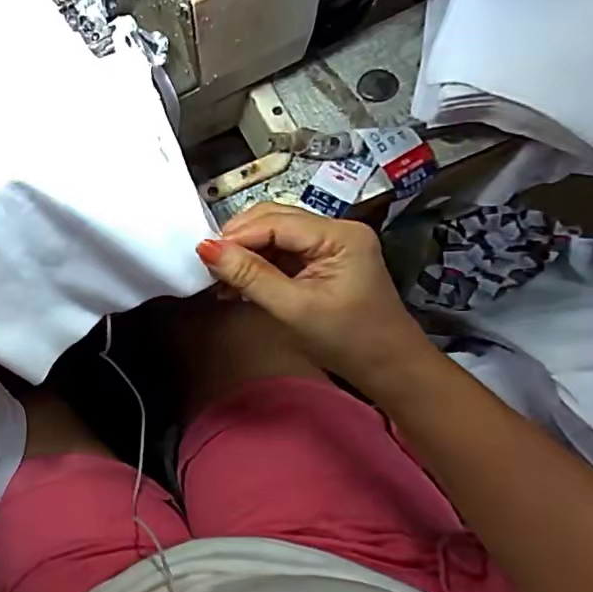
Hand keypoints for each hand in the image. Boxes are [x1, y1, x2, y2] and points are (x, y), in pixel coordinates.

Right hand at [196, 202, 426, 383]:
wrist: (389, 371)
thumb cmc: (348, 341)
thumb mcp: (294, 309)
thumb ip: (250, 276)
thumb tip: (206, 248)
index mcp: (339, 234)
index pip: (275, 222)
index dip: (237, 236)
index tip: (202, 256)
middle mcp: (336, 230)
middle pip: (274, 220)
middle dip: (238, 240)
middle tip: (209, 265)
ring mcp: (330, 245)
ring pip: (274, 235)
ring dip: (245, 253)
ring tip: (220, 277)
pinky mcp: (322, 261)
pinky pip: (281, 252)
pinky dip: (257, 265)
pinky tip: (238, 283)